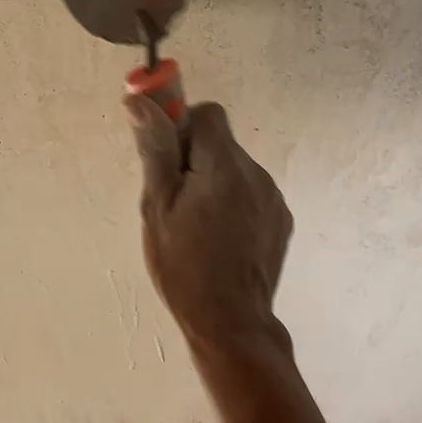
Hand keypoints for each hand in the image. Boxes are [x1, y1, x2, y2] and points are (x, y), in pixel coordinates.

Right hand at [127, 95, 293, 350]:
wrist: (231, 322)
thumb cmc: (184, 265)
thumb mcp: (157, 207)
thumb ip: (155, 149)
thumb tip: (139, 100)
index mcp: (224, 165)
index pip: (208, 113)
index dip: (183, 126)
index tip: (166, 157)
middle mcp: (256, 173)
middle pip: (221, 143)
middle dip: (194, 159)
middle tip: (173, 201)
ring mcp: (273, 198)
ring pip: (235, 169)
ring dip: (214, 182)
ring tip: (196, 226)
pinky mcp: (281, 220)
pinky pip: (251, 193)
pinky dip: (233, 203)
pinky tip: (220, 239)